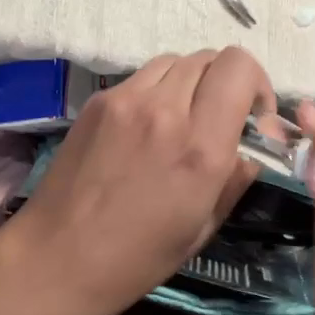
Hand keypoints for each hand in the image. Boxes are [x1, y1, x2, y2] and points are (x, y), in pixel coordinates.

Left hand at [0, 48, 275, 314]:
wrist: (57, 255)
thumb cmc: (136, 258)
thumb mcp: (202, 227)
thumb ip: (235, 177)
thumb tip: (252, 147)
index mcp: (199, 147)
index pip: (238, 68)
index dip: (256, 83)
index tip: (253, 116)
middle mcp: (165, 109)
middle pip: (208, 57)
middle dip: (225, 82)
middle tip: (220, 118)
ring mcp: (126, 99)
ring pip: (174, 60)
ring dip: (190, 81)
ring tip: (183, 119)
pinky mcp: (99, 99)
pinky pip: (141, 76)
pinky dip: (156, 89)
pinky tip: (147, 126)